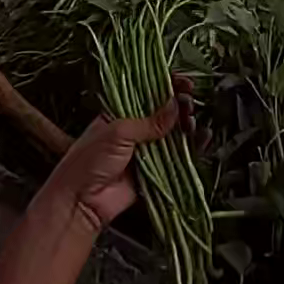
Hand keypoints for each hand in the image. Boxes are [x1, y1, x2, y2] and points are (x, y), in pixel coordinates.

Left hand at [42, 80, 186, 230]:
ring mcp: (147, 149)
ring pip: (174, 132)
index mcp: (123, 110)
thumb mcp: (119, 132)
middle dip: (180, 105)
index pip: (150, 91)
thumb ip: (149, 121)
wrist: (81, 202)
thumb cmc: (90, 160)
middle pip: (166, 111)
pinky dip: (193, 147)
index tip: (184, 82)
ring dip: (187, 125)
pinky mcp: (156, 170)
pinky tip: (202, 139)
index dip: (168, 85)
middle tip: (189, 103)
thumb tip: (175, 105)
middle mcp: (137, 127)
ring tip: (192, 122)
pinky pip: (179, 156)